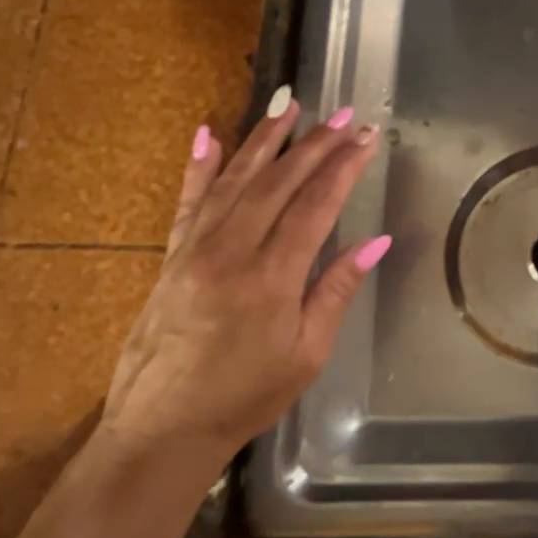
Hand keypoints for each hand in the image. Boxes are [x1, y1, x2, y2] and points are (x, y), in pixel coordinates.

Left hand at [100, 87, 387, 464]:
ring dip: (265, 140)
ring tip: (289, 105)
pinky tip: (208, 135)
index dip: (344, 167)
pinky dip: (199, 166)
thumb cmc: (244, 397)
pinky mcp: (170, 258)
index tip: (367, 137)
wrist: (159, 431)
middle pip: (277, 182)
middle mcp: (229, 252)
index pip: (315, 205)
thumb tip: (377, 241)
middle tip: (343, 114)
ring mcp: (193, 251)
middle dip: (314, 144)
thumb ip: (336, 290)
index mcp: (269, 277)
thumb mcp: (306, 353)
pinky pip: (187, 202)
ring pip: (234, 180)